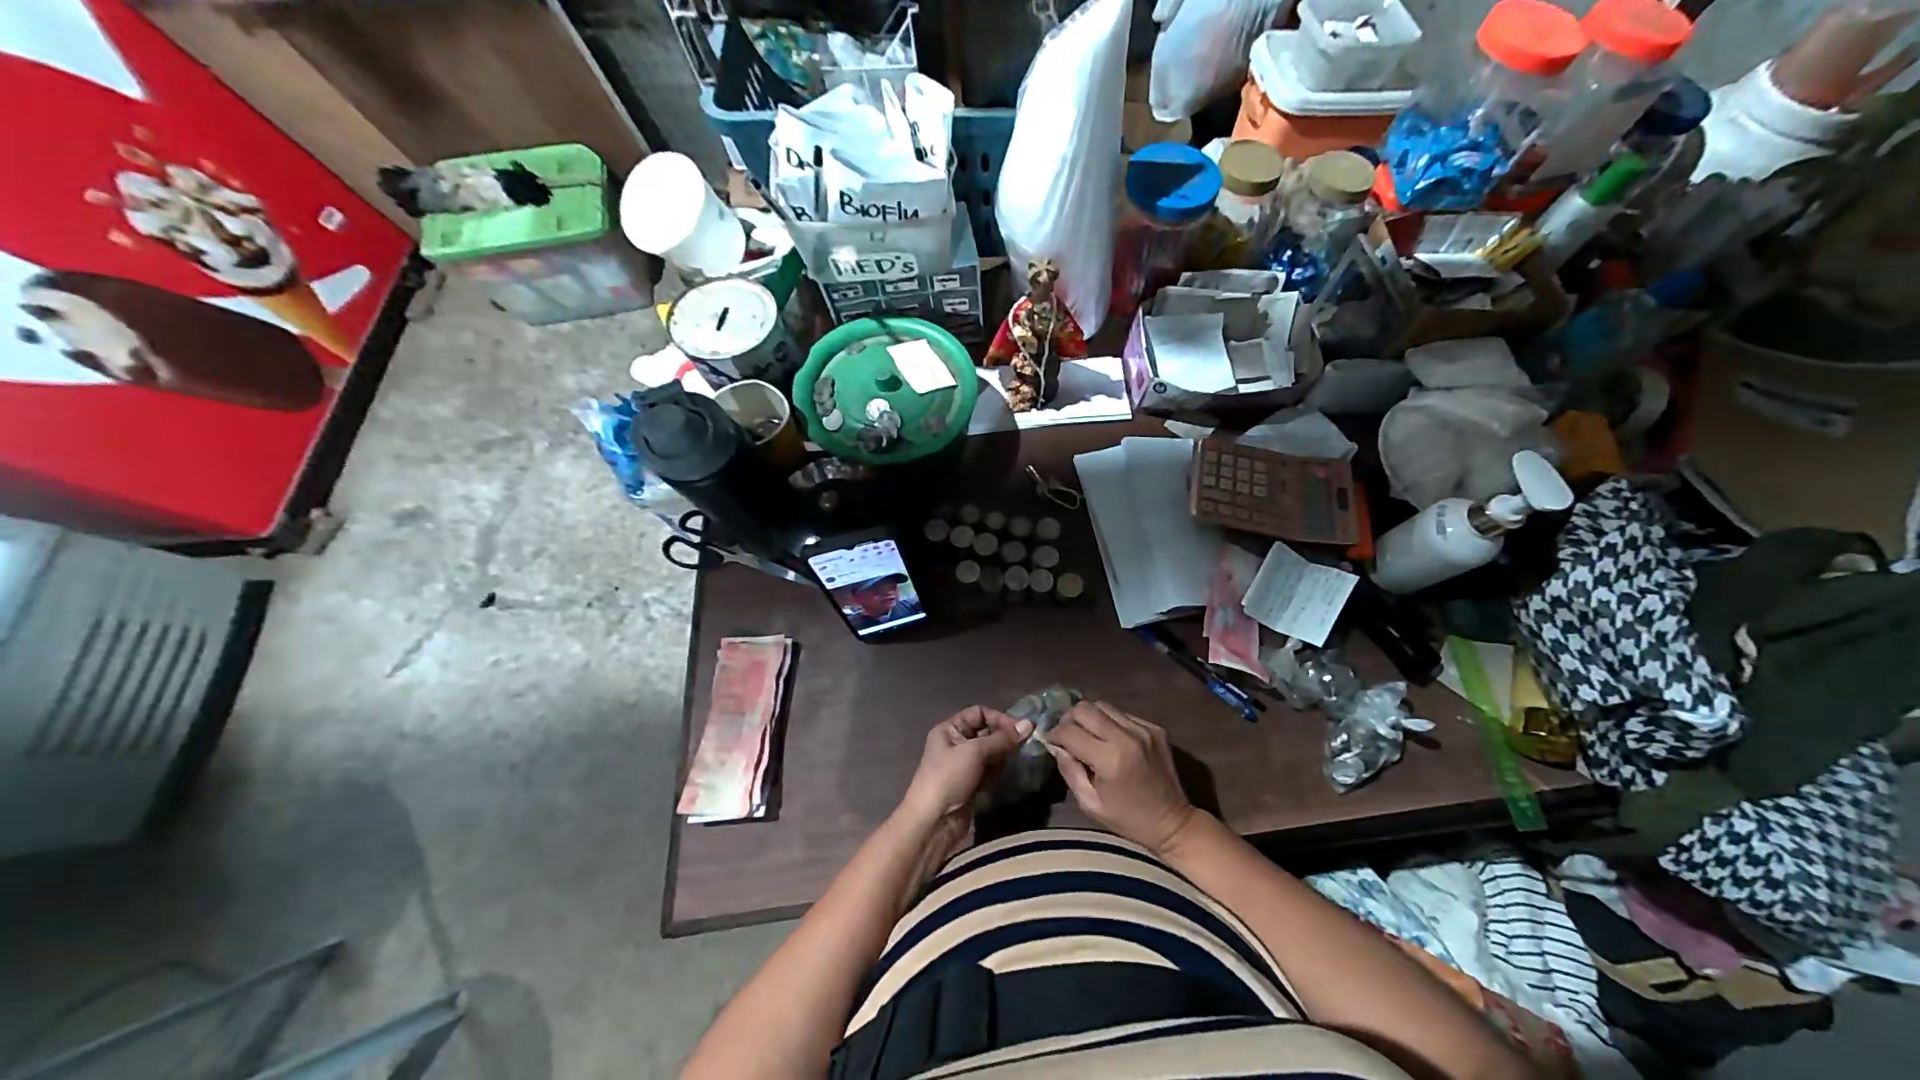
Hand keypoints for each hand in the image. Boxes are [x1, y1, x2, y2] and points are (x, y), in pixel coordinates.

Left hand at [899, 707, 1032, 835]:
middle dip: (1004, 736)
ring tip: (1020, 757)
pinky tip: (1011, 771)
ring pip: (990, 752)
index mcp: (950, 729)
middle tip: (1025, 744)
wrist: (934, 820)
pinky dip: (1000, 769)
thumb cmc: (949, 777)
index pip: (978, 713)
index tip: (1020, 729)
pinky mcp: (972, 783)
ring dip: (1004, 754)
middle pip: (986, 732)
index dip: (998, 718)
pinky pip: (990, 769)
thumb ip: (1002, 738)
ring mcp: (964, 765)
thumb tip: (1028, 724)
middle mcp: (956, 743)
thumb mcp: (974, 752)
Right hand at [1048, 701, 1196, 855]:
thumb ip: (1069, 770)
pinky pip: (1122, 713)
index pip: (1069, 731)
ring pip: (1103, 705)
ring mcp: (1143, 729)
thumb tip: (1055, 745)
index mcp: (1109, 759)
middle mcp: (1126, 737)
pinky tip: (1111, 739)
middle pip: (1084, 708)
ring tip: (1088, 735)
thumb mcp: (1090, 803)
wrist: (1173, 822)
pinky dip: (1110, 722)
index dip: (1054, 734)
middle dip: (1070, 719)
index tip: (1051, 742)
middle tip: (1068, 736)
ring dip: (1090, 717)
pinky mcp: (1154, 727)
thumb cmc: (1127, 819)